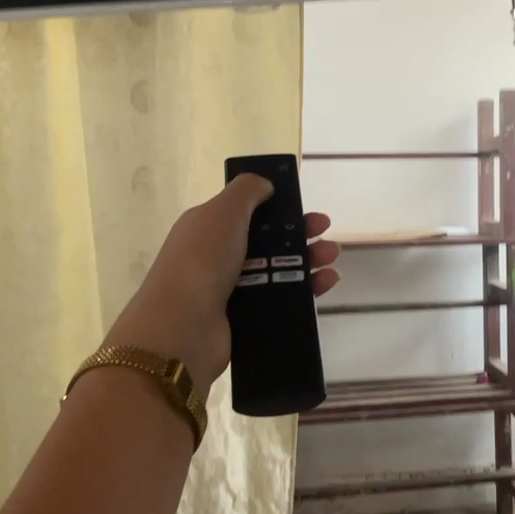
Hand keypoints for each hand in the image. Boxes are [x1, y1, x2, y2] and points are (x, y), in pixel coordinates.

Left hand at [104, 174, 340, 394]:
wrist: (183, 329)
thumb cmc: (202, 261)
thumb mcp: (222, 212)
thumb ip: (246, 191)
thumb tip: (266, 184)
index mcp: (208, 228)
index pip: (248, 213)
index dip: (278, 208)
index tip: (304, 207)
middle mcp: (218, 257)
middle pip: (268, 241)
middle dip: (300, 234)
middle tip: (326, 233)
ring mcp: (231, 290)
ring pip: (278, 270)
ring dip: (308, 261)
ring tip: (332, 259)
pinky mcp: (245, 318)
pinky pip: (282, 299)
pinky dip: (306, 290)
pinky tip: (326, 283)